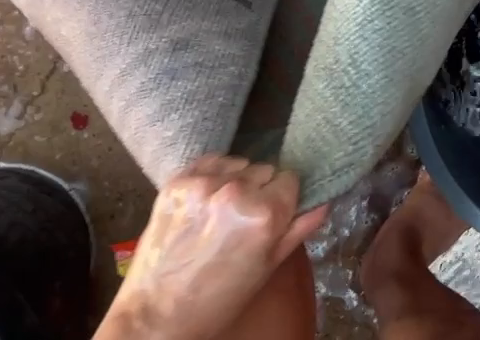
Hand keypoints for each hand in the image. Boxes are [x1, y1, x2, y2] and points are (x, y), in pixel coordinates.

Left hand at [101, 155, 329, 339]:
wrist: (154, 318)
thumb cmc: (217, 302)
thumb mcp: (266, 270)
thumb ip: (299, 229)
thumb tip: (325, 200)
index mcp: (263, 215)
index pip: (290, 179)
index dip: (283, 199)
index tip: (271, 219)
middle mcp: (236, 191)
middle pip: (265, 169)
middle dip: (259, 191)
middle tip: (242, 222)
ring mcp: (203, 184)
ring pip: (239, 164)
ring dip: (236, 182)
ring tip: (219, 214)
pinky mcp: (177, 180)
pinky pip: (211, 161)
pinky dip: (213, 175)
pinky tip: (204, 202)